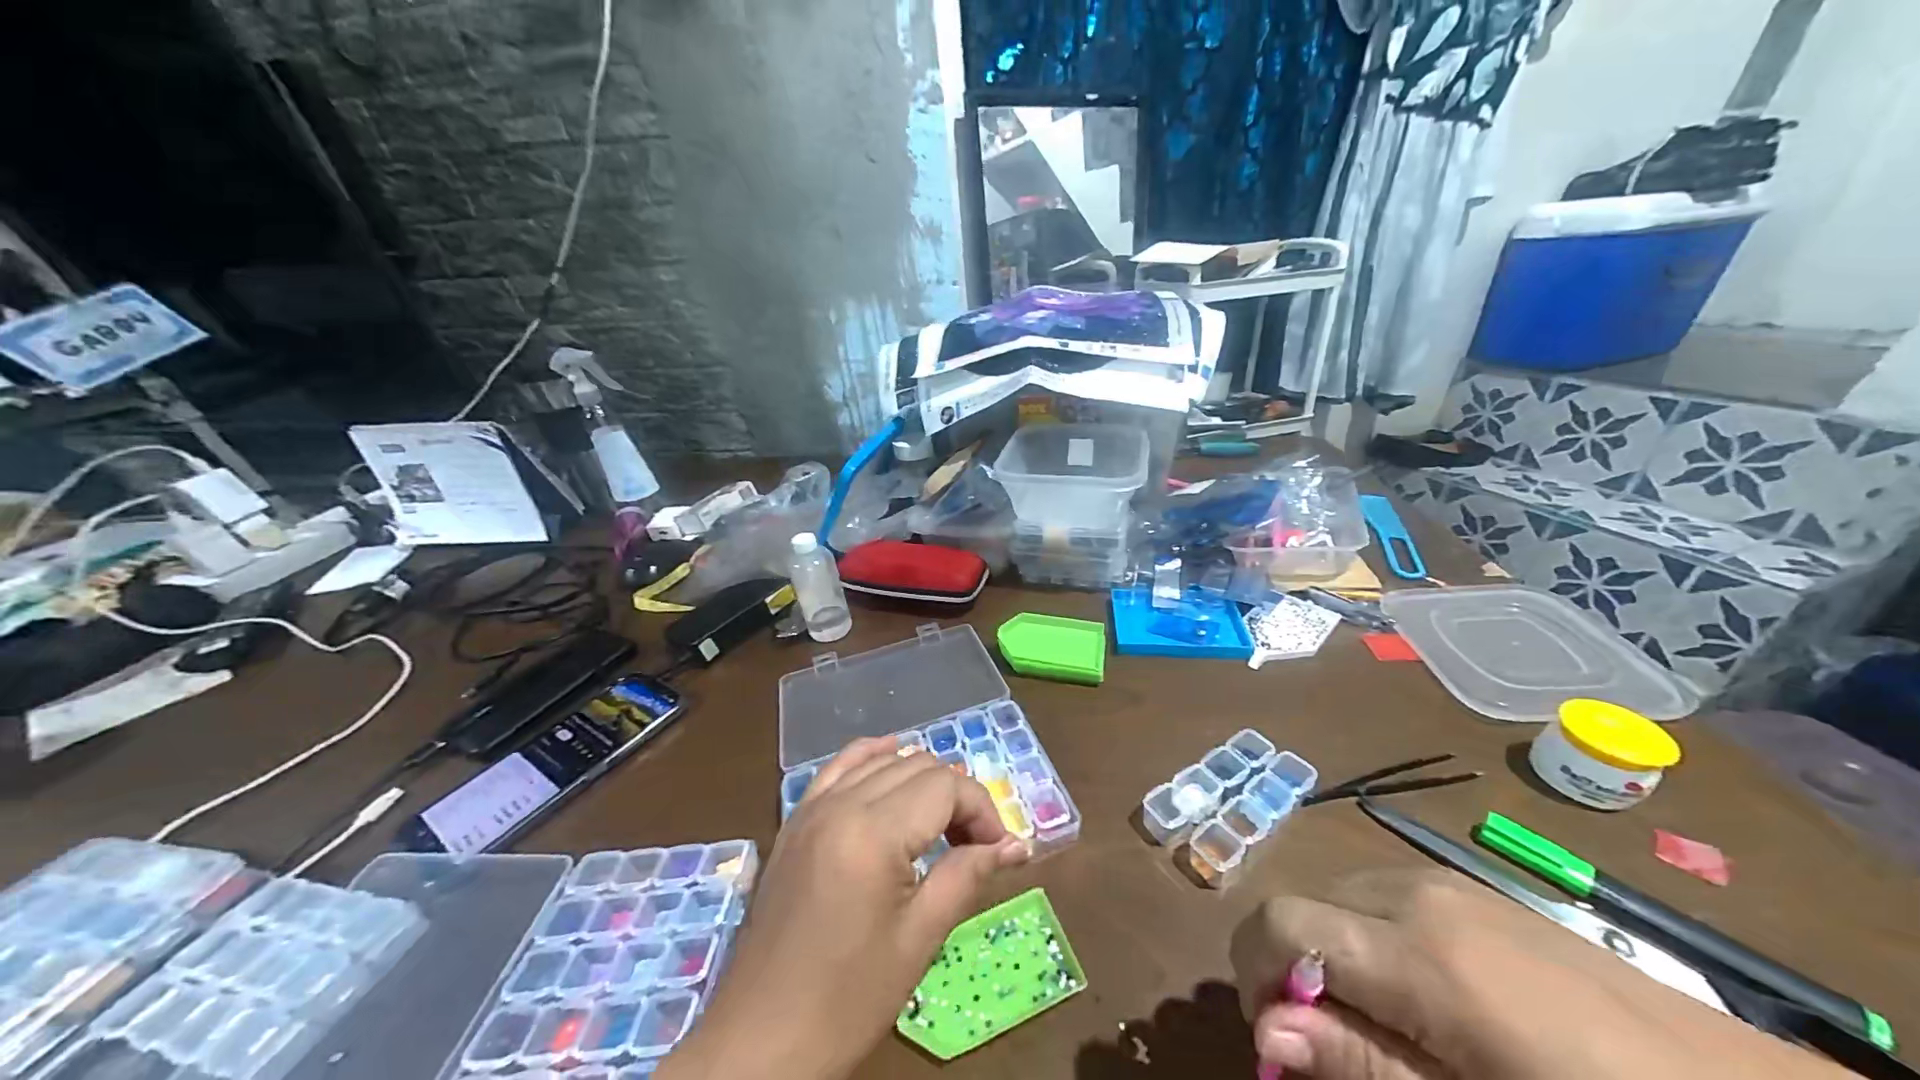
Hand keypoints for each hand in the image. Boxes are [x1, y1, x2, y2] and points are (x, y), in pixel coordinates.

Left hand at [658, 737, 1028, 1079]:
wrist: (760, 1040)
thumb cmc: (847, 999)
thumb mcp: (918, 938)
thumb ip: (967, 875)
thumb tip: (1014, 845)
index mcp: (873, 831)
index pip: (946, 786)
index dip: (982, 810)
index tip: (998, 851)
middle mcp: (840, 803)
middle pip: (917, 767)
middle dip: (956, 798)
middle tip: (973, 846)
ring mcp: (811, 809)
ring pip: (881, 762)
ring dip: (919, 780)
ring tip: (940, 823)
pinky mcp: (795, 822)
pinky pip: (837, 768)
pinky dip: (870, 759)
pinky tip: (890, 761)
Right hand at [1230, 869, 1852, 1079]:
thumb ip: (1362, 1062)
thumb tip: (1265, 1030)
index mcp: (1417, 949)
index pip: (1281, 921)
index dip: (1257, 973)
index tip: (1281, 1038)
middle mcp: (1416, 892)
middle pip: (1303, 905)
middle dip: (1291, 968)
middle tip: (1329, 1043)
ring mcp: (1445, 881)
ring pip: (1337, 897)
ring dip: (1328, 952)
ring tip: (1375, 1022)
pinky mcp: (1469, 887)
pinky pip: (1381, 896)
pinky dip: (1365, 936)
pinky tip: (1416, 992)